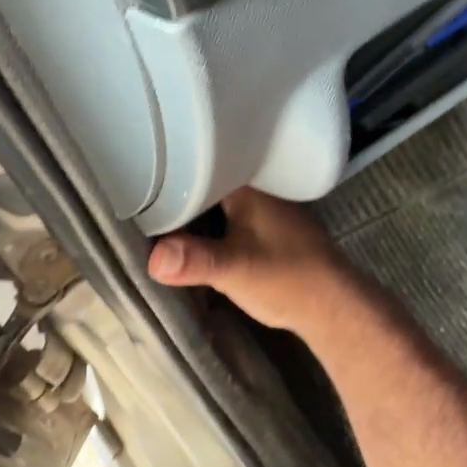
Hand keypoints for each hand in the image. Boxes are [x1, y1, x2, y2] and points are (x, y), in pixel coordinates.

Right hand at [147, 188, 379, 339]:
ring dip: (192, 207)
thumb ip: (195, 261)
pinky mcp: (267, 230)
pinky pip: (228, 216)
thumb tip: (152, 258)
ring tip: (150, 208)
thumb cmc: (288, 278)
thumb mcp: (235, 269)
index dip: (168, 165)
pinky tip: (189, 232)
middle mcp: (257, 189)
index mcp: (248, 186)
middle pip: (206, 179)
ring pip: (217, 200)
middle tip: (134, 190)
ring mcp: (264, 209)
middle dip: (176, 187)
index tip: (134, 169)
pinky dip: (209, 223)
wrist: (332, 306)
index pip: (201, 161)